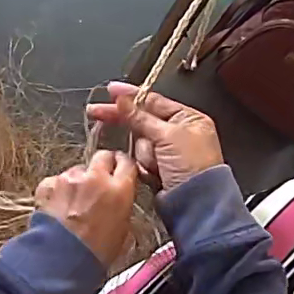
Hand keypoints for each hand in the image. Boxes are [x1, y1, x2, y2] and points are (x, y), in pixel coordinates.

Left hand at [35, 150, 137, 268]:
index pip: (127, 163)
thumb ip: (121, 206)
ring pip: (77, 170)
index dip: (123, 166)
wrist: (62, 258)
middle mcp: (95, 178)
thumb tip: (118, 202)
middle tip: (99, 181)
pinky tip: (58, 208)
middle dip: (101, 166)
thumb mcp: (123, 231)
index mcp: (119, 190)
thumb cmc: (93, 253)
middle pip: (102, 157)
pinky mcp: (48, 184)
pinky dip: (56, 190)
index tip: (121, 169)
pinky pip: (56, 181)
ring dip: (77, 182)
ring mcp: (69, 179)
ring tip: (74, 204)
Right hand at [84, 82, 223, 191]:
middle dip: (126, 122)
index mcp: (188, 119)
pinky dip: (143, 165)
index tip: (111, 91)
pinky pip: (139, 159)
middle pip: (142, 120)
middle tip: (97, 112)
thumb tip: (123, 99)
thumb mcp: (167, 135)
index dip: (130, 95)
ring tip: (158, 165)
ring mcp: (166, 151)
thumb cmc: (193, 167)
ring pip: (138, 142)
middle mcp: (177, 132)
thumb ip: (141, 117)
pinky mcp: (158, 167)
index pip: (153, 101)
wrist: (196, 203)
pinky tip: (154, 172)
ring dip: (144, 154)